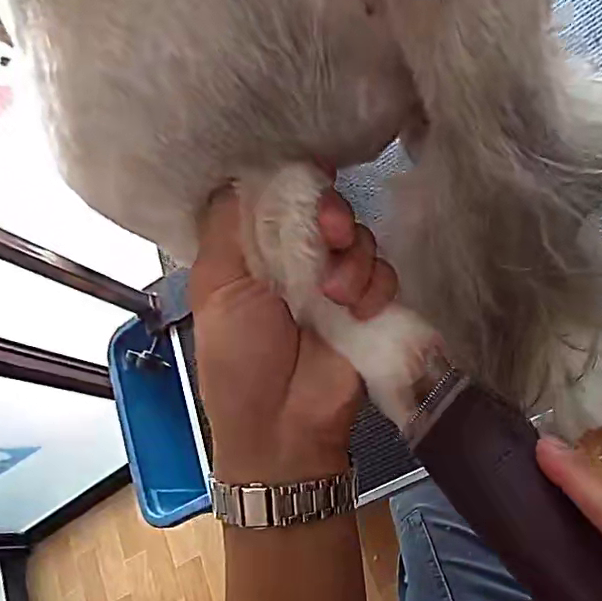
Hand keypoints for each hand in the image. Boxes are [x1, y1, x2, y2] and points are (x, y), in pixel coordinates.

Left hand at [189, 183, 397, 482]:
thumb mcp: (215, 287)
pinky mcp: (369, 311)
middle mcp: (298, 262)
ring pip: (361, 239)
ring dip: (353, 258)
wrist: (283, 425)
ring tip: (335, 296)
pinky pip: (386, 275)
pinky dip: (376, 286)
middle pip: (327, 209)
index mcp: (256, 253)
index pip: (282, 195)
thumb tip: (246, 174)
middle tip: (331, 234)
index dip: (297, 184)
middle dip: (332, 214)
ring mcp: (336, 287)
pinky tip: (358, 310)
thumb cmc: (239, 362)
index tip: (307, 184)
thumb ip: (228, 227)